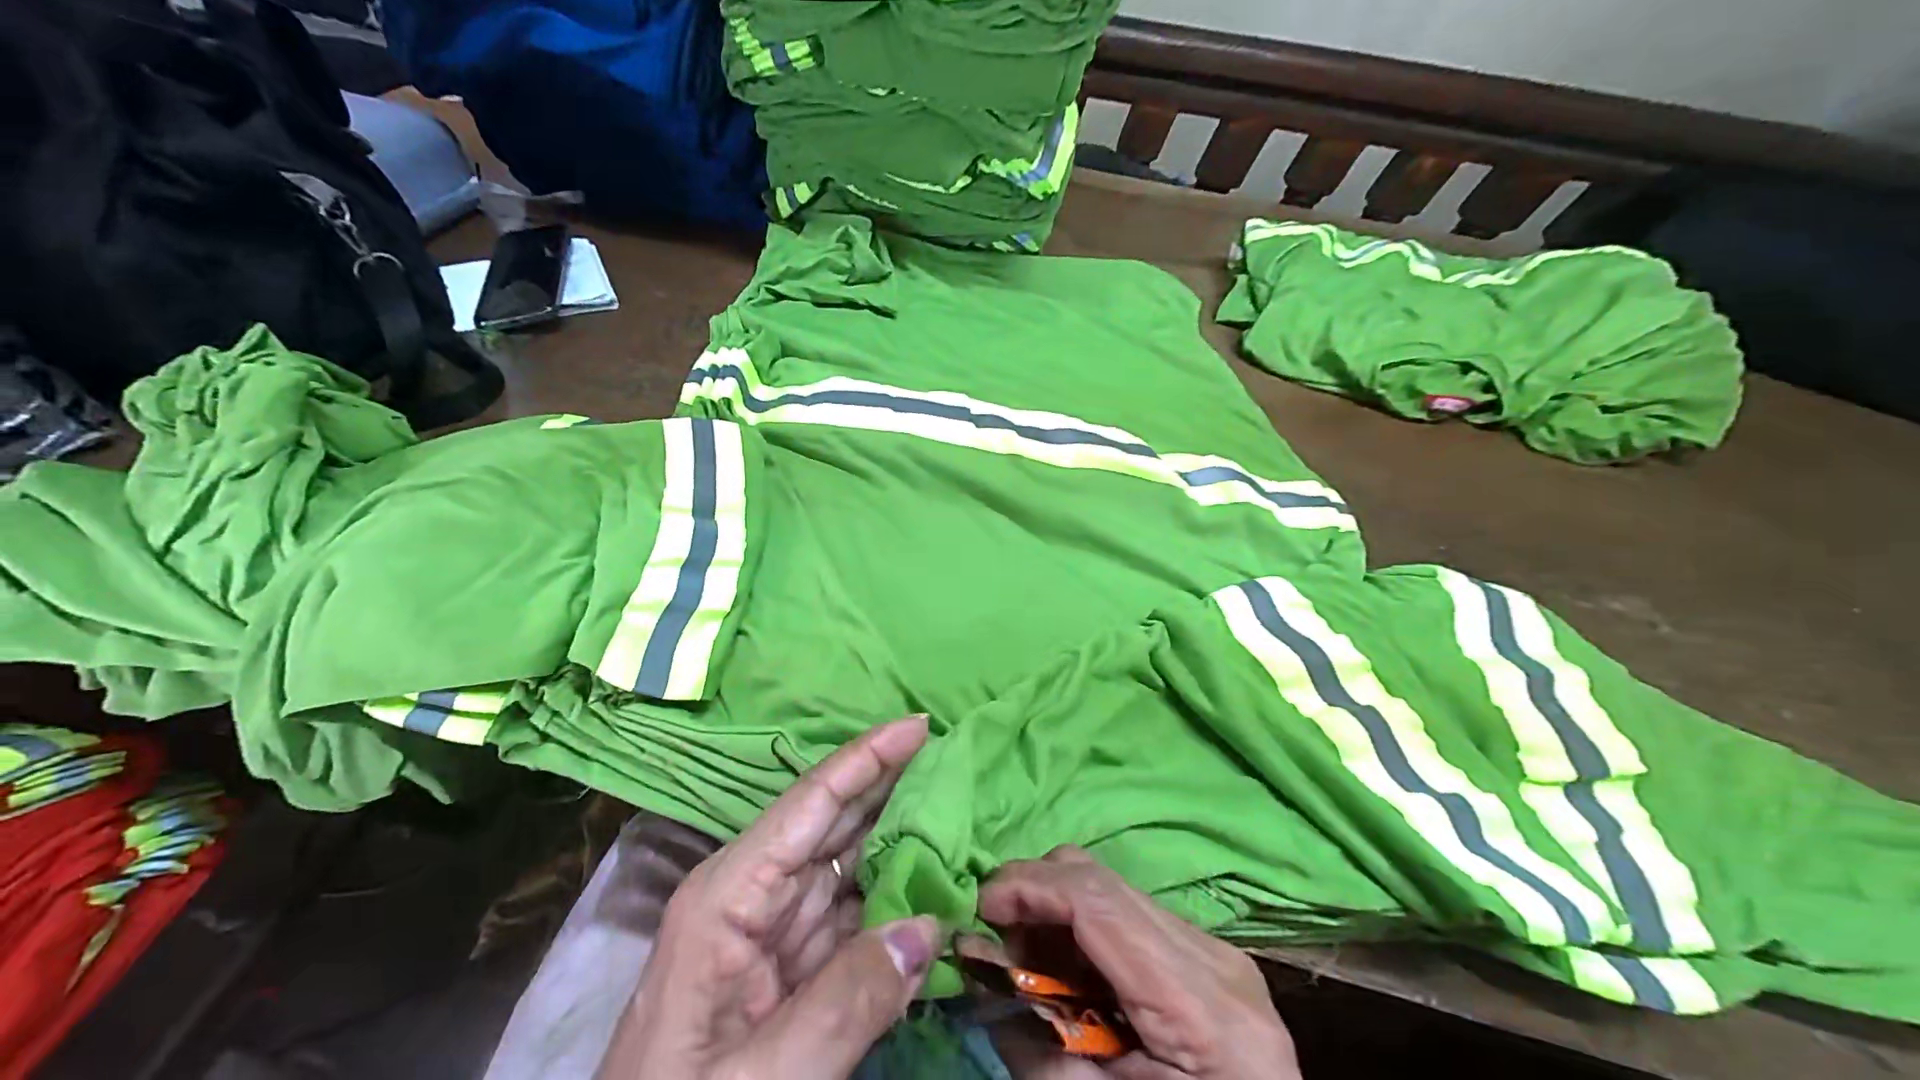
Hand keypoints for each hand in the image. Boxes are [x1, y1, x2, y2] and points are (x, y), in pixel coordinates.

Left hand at [596, 716, 940, 1079]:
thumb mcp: (758, 1077)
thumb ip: (846, 1003)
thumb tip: (928, 925)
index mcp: (729, 897)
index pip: (808, 805)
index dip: (865, 760)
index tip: (919, 725)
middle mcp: (751, 899)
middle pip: (832, 825)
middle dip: (891, 788)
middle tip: (951, 759)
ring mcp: (770, 936)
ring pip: (848, 870)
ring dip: (900, 843)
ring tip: (956, 812)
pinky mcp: (788, 973)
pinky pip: (851, 922)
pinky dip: (894, 903)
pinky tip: (933, 889)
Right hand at [979, 846, 1300, 1079]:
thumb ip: (1029, 1038)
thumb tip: (972, 959)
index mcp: (1201, 1007)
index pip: (1097, 900)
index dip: (1027, 887)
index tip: (978, 910)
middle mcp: (1216, 960)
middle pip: (1102, 879)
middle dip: (1035, 896)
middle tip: (1002, 951)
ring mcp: (1219, 954)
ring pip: (1112, 888)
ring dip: (1057, 913)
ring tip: (1036, 971)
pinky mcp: (1211, 960)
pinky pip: (1131, 915)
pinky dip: (1085, 931)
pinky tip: (1076, 978)